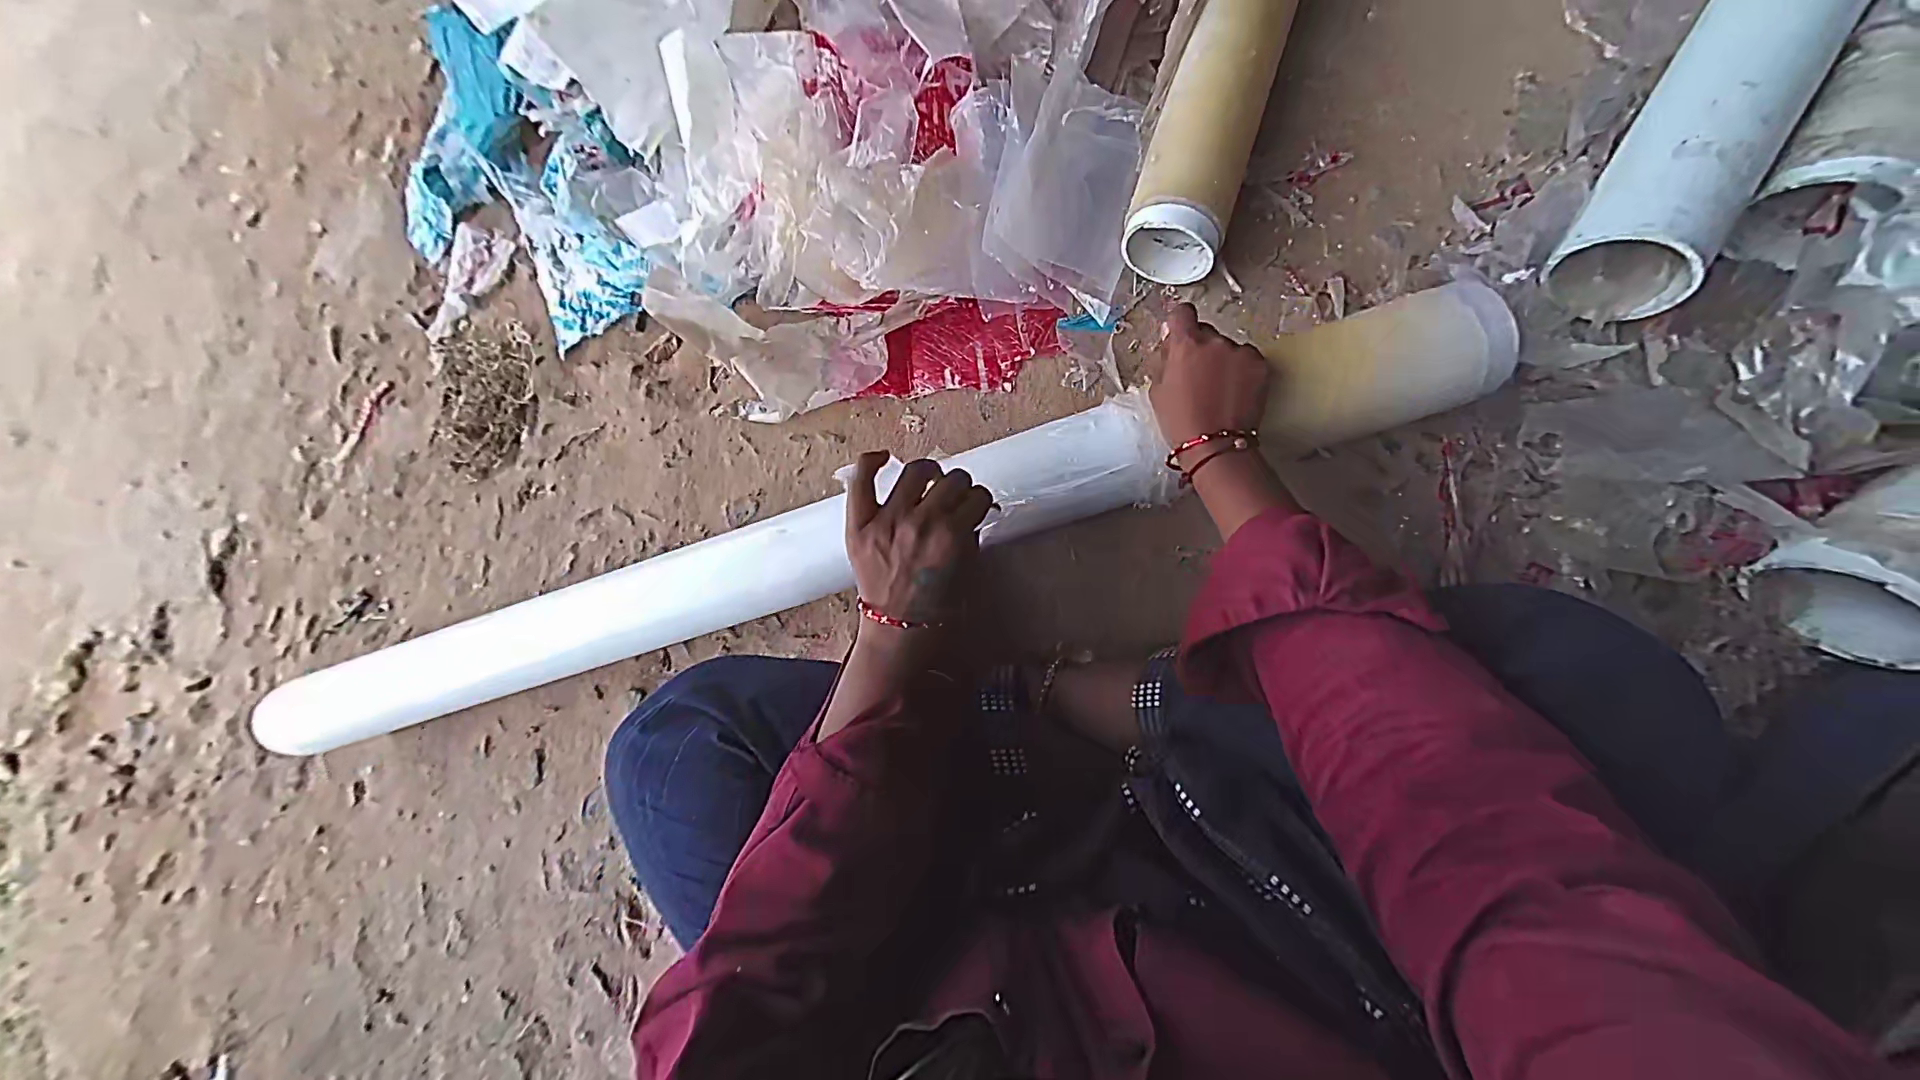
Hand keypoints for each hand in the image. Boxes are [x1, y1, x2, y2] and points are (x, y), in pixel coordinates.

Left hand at [845, 454, 994, 627]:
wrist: (898, 628)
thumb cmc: (934, 607)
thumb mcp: (967, 571)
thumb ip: (971, 536)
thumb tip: (973, 510)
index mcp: (952, 537)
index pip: (977, 497)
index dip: (981, 502)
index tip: (976, 506)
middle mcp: (920, 523)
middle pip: (953, 481)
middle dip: (961, 488)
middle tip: (957, 498)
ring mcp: (887, 521)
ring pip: (917, 471)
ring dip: (931, 472)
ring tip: (931, 482)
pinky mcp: (860, 524)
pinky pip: (861, 480)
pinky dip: (871, 463)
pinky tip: (884, 459)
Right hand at [1151, 303, 1272, 456]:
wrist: (1216, 445)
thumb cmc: (1179, 421)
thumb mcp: (1157, 391)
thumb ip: (1164, 361)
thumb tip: (1170, 347)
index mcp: (1185, 345)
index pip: (1182, 313)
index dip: (1179, 322)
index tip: (1180, 334)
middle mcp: (1215, 342)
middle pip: (1206, 333)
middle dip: (1201, 348)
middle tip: (1198, 376)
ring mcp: (1241, 352)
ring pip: (1228, 348)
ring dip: (1223, 361)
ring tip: (1218, 390)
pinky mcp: (1261, 365)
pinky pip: (1247, 360)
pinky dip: (1241, 371)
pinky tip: (1234, 393)